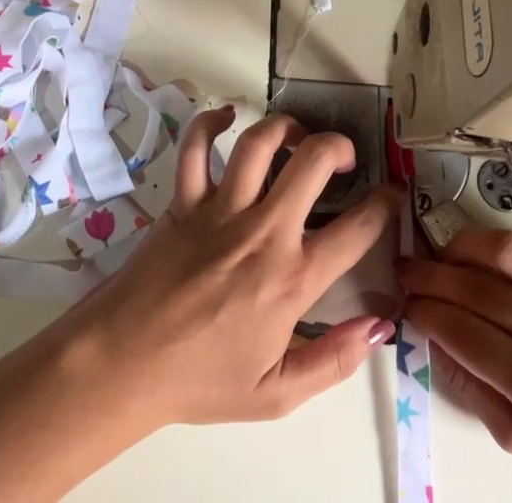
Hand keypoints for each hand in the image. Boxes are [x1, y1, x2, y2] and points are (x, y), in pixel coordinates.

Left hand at [61, 107, 398, 426]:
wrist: (122, 363)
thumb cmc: (199, 381)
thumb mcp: (276, 394)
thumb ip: (333, 362)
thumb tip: (377, 328)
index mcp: (292, 280)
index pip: (357, 231)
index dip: (384, 206)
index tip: (390, 195)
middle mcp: (262, 233)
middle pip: (312, 163)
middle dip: (339, 147)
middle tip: (343, 158)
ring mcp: (219, 211)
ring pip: (258, 143)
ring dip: (286, 127)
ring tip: (297, 135)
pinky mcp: (182, 202)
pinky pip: (194, 148)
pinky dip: (209, 123)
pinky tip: (225, 117)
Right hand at [401, 213, 511, 499]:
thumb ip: (474, 391)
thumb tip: (431, 339)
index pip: (464, 333)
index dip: (425, 313)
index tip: (406, 305)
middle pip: (479, 288)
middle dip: (431, 276)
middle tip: (408, 272)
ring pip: (510, 252)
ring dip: (464, 245)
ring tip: (443, 253)